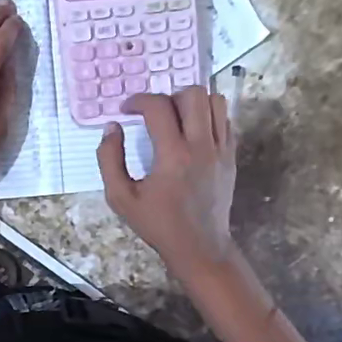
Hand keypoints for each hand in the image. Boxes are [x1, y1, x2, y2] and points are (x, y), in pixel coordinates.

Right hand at [97, 87, 238, 275]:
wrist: (199, 246)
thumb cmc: (158, 224)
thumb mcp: (121, 198)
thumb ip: (109, 160)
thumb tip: (111, 128)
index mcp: (173, 156)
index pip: (158, 107)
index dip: (138, 100)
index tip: (126, 110)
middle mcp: (201, 146)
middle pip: (192, 94)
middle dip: (168, 97)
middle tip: (155, 115)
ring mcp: (221, 150)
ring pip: (214, 101)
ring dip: (192, 103)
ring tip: (177, 120)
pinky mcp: (231, 156)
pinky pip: (224, 120)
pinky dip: (208, 117)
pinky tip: (192, 134)